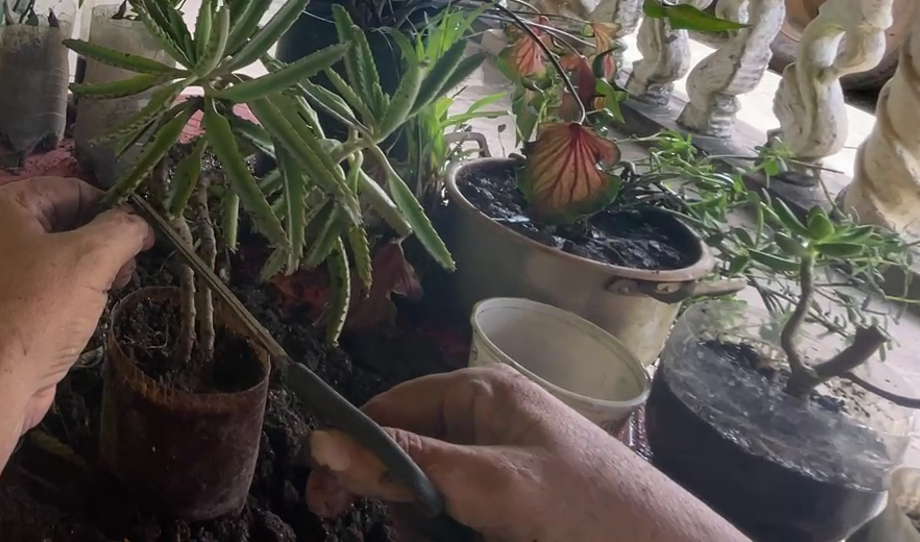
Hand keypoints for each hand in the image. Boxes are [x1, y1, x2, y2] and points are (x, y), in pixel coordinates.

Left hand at [0, 176, 152, 436]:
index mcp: (4, 203)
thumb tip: (143, 222)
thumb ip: (122, 231)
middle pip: (63, 219)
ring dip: (89, 268)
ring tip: (112, 290)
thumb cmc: (37, 310)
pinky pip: (40, 280)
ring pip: (54, 252)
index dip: (112, 208)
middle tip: (129, 268)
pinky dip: (67, 288)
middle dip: (101, 241)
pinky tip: (87, 310)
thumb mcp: (89, 261)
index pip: (72, 189)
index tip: (144, 235)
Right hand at [305, 366, 745, 541]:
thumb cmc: (603, 521)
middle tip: (402, 537)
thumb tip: (317, 441)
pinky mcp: (529, 505)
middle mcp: (489, 420)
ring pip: (435, 492)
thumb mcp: (495, 490)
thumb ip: (406, 466)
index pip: (388, 408)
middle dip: (397, 499)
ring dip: (427, 525)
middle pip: (407, 452)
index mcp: (480, 392)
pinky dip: (458, 532)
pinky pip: (468, 514)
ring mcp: (511, 465)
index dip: (353, 448)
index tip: (324, 499)